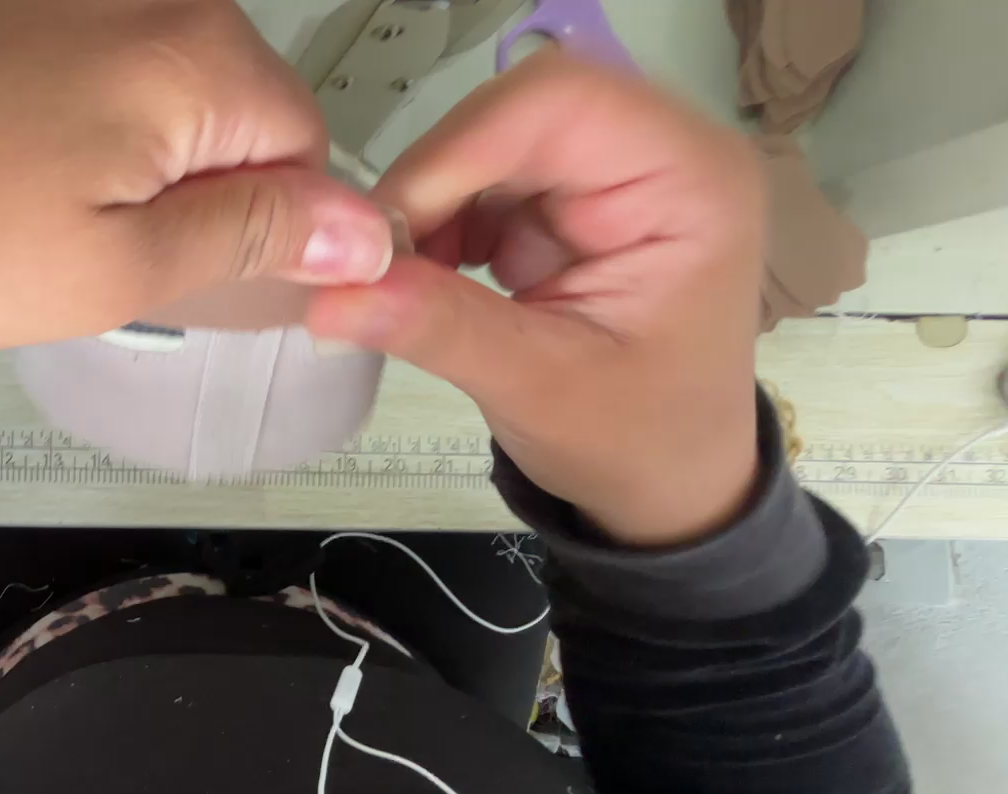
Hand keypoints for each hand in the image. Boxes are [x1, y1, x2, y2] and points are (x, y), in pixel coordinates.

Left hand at [0, 0, 393, 353]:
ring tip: (36, 215)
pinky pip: (86, 66)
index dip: (265, 228)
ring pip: (156, 93)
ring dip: (127, 165)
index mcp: (193, 53)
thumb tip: (366, 224)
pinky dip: (70, 128)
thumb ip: (249, 235)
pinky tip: (3, 167)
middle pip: (232, 111)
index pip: (304, 148)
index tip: (195, 279)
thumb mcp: (115, 271)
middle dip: (193, 194)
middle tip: (97, 258)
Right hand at [307, 53, 765, 546]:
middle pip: (507, 119)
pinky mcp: (555, 216)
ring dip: (420, 216)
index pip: (553, 104)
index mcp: (680, 181)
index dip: (450, 155)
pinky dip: (429, 236)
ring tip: (391, 288)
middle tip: (369, 271)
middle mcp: (643, 158)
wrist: (659, 475)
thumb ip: (437, 330)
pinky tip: (416, 286)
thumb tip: (327, 299)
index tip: (378, 241)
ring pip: (478, 153)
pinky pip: (472, 195)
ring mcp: (596, 184)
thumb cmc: (628, 438)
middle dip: (426, 190)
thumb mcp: (533, 387)